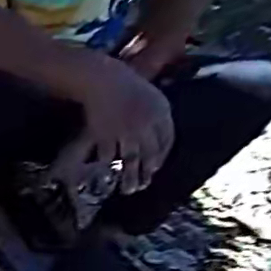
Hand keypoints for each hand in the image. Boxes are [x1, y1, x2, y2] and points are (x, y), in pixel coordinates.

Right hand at [52, 59, 174, 195]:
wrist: (103, 80)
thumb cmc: (125, 84)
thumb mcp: (149, 96)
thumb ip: (154, 115)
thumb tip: (155, 135)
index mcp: (161, 112)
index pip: (167, 140)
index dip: (162, 156)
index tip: (155, 168)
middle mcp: (147, 125)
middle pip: (150, 153)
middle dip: (147, 172)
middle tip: (143, 186)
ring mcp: (125, 131)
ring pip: (130, 159)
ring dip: (129, 176)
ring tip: (128, 189)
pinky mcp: (105, 135)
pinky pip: (107, 154)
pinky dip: (105, 162)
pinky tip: (104, 169)